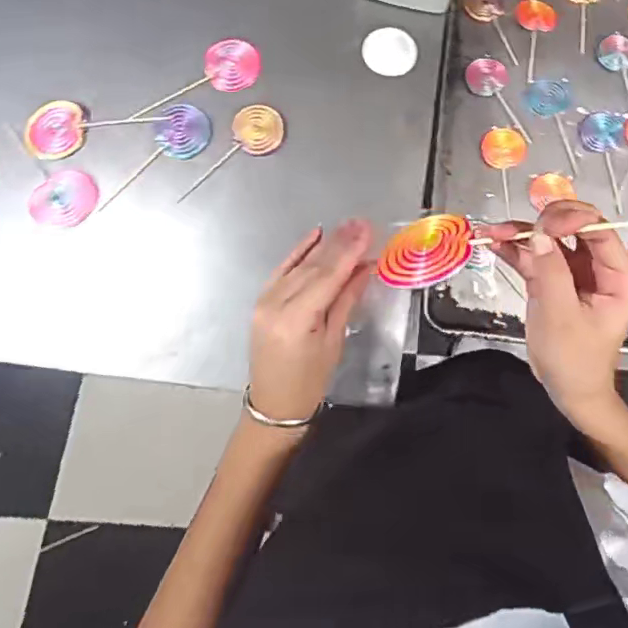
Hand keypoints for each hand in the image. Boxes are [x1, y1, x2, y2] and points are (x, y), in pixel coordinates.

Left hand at [248, 219, 374, 426]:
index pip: (326, 278)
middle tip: (362, 223)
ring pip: (299, 267)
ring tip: (347, 226)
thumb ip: (346, 301)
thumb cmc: (310, 382)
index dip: (348, 253)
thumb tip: (364, 268)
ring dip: (324, 245)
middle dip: (339, 244)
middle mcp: (276, 305)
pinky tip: (315, 236)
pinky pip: (282, 271)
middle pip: (313, 268)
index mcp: (296, 321)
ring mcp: (264, 302)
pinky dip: (299, 252)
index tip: (366, 231)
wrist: (274, 404)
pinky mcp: (261, 301)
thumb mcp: (334, 342)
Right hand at [486, 201, 627, 426]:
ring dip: (522, 234)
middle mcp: (596, 270)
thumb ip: (552, 273)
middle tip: (519, 228)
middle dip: (545, 223)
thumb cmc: (575, 360)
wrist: (567, 392)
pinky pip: (533, 258)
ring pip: (549, 241)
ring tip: (493, 232)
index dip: (574, 221)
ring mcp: (571, 275)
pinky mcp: (549, 284)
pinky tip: (494, 243)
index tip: (545, 226)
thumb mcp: (562, 317)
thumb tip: (539, 235)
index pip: (600, 233)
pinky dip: (514, 250)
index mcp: (615, 278)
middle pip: (574, 230)